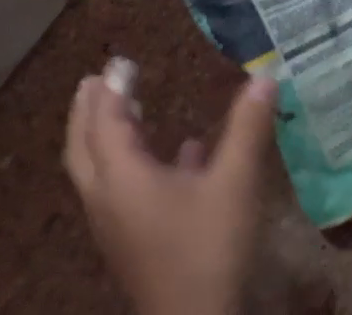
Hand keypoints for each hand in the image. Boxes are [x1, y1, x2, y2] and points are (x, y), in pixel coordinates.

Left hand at [63, 73, 277, 314]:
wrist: (194, 310)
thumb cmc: (209, 242)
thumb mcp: (236, 180)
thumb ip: (248, 127)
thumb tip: (265, 75)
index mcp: (124, 180)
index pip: (108, 125)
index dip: (113, 92)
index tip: (118, 61)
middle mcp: (109, 197)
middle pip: (86, 149)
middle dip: (91, 113)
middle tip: (96, 80)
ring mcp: (120, 219)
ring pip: (103, 168)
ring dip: (110, 134)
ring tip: (127, 107)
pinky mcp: (137, 232)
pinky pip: (127, 184)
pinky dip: (141, 158)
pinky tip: (184, 150)